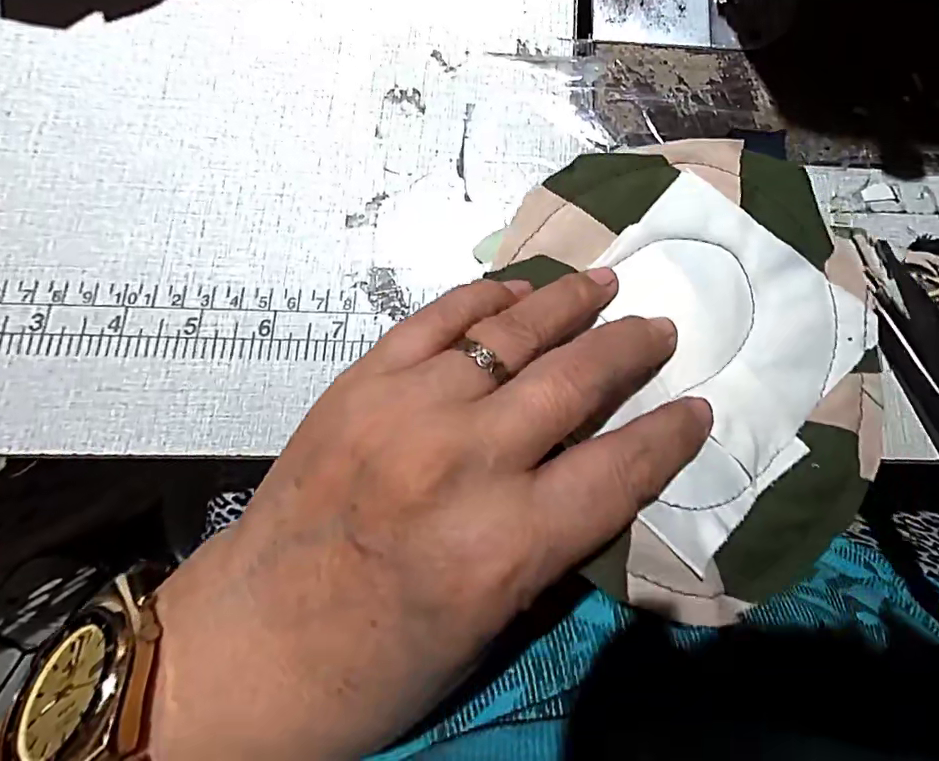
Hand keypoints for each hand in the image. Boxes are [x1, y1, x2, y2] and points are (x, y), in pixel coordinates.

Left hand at [143, 270, 709, 759]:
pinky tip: (520, 292)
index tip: (699, 407)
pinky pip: (440, 319)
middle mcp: (460, 466)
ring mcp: (405, 413)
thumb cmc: (384, 657)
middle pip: (576, 380)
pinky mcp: (360, 384)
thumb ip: (566, 529)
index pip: (621, 468)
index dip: (671, 432)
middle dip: (633, 347)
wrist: (239, 655)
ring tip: (604, 282)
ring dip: (571, 301)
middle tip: (661, 328)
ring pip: (514, 333)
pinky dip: (488, 298)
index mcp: (501, 546)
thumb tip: (619, 451)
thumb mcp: (498, 617)